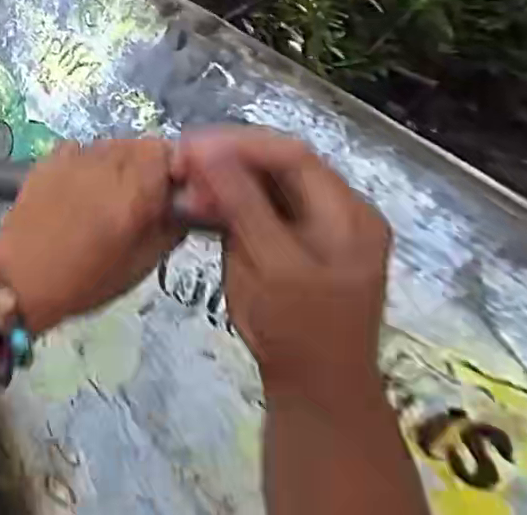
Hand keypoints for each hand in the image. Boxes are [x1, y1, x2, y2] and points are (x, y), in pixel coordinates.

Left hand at [0, 139, 179, 332]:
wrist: (22, 274)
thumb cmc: (85, 279)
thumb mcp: (142, 263)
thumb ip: (168, 227)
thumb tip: (183, 205)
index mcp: (131, 193)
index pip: (163, 152)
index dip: (173, 166)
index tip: (173, 187)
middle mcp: (102, 168)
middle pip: (137, 144)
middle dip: (148, 164)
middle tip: (146, 193)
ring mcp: (70, 161)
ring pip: (108, 144)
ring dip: (119, 160)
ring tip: (113, 191)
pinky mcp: (46, 161)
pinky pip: (77, 148)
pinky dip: (87, 160)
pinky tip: (84, 185)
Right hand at [172, 127, 391, 408]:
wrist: (312, 384)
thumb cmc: (297, 325)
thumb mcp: (271, 261)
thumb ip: (242, 200)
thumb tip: (205, 148)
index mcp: (347, 212)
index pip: (290, 153)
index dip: (237, 143)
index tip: (189, 147)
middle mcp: (334, 208)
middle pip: (274, 160)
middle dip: (223, 156)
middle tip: (179, 161)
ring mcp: (310, 221)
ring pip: (258, 177)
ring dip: (217, 176)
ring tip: (182, 183)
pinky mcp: (285, 233)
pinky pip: (251, 199)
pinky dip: (220, 197)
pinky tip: (194, 202)